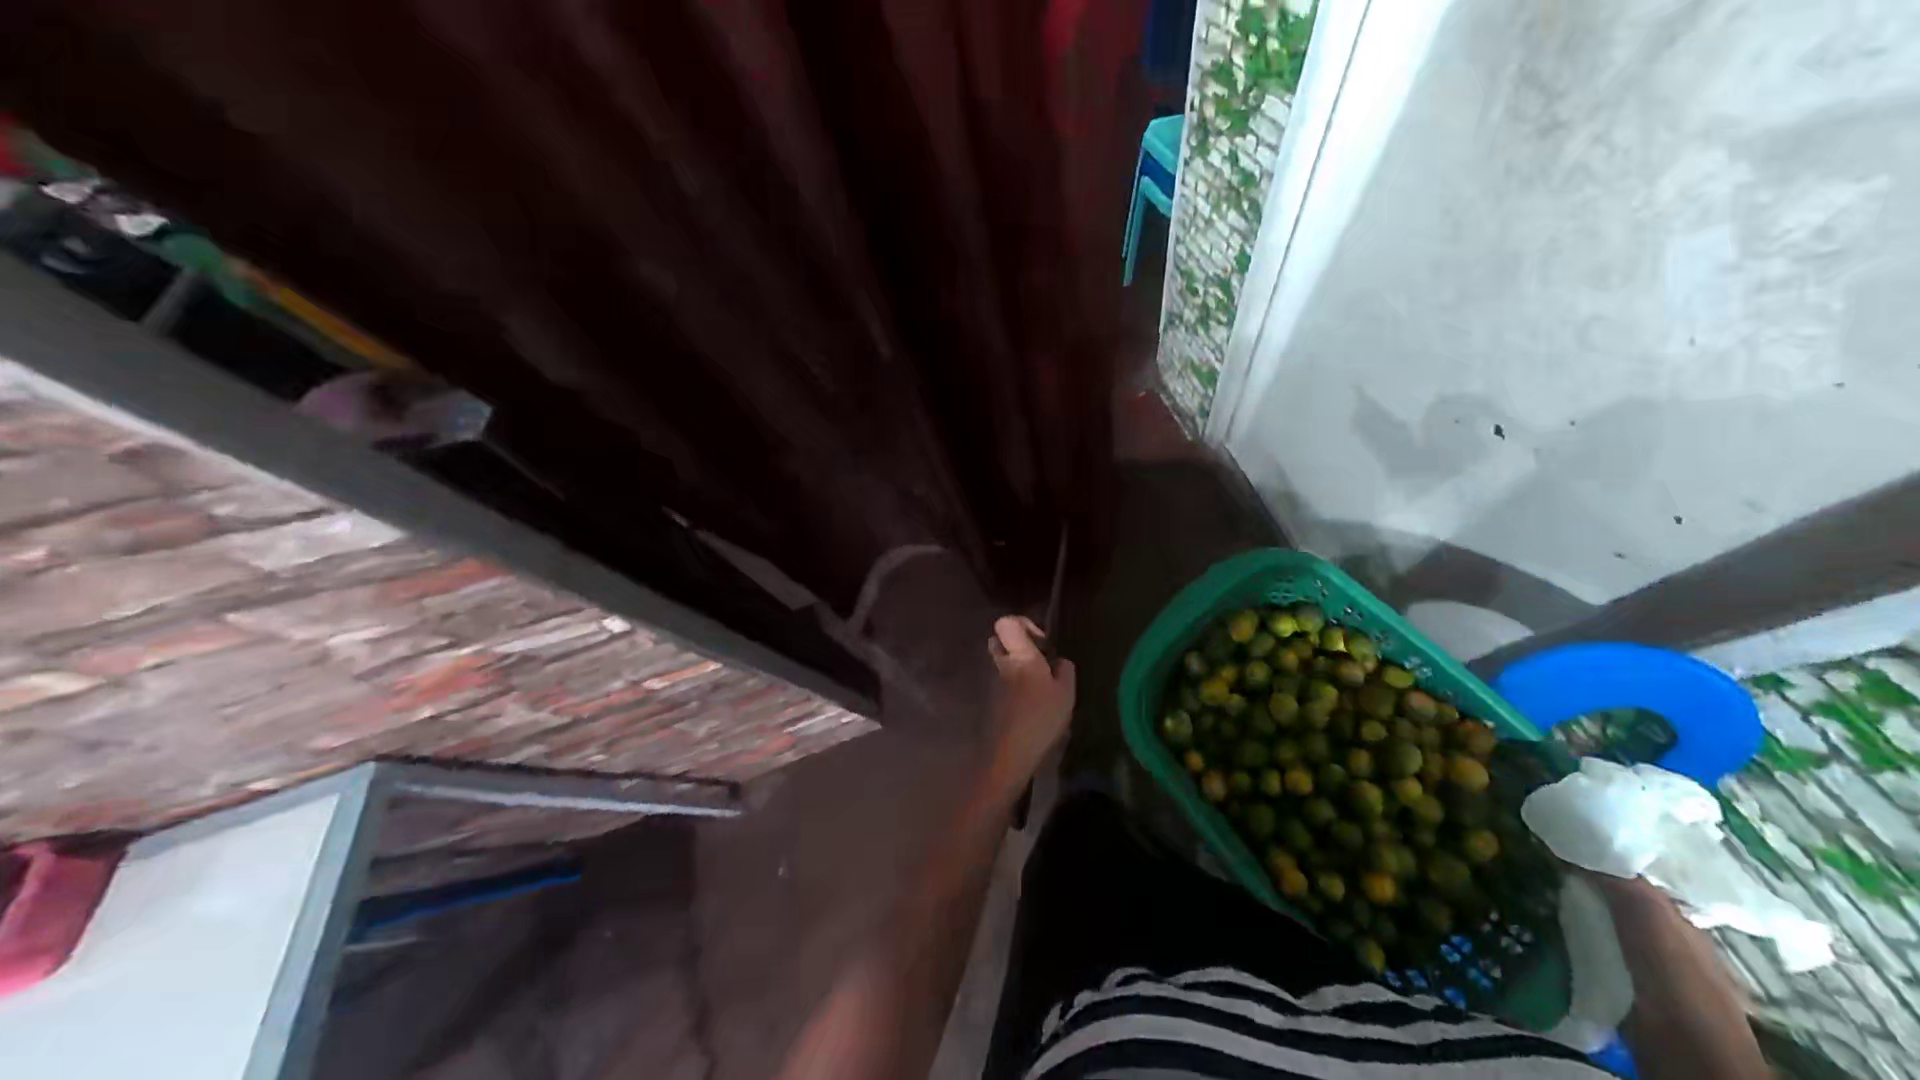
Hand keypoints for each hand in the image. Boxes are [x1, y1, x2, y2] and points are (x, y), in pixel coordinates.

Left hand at [986, 616, 1075, 795]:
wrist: (1011, 753)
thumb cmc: (1041, 718)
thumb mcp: (1066, 693)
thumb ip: (1064, 670)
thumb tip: (1059, 661)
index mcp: (1020, 656)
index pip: (1006, 623)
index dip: (1022, 623)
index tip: (1041, 641)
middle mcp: (1001, 664)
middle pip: (998, 639)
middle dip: (1016, 643)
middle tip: (1038, 659)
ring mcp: (992, 682)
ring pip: (1000, 661)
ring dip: (1015, 665)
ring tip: (1039, 684)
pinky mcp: (991, 699)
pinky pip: (1001, 680)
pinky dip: (1013, 684)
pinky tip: (1031, 702)